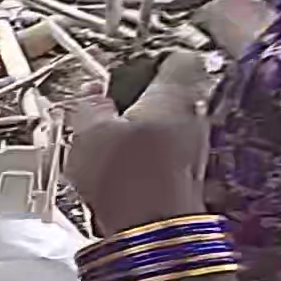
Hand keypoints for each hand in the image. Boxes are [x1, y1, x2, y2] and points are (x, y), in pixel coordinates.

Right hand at [63, 49, 216, 234]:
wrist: (148, 222)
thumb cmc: (122, 174)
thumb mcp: (88, 132)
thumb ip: (89, 105)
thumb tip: (90, 91)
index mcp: (172, 96)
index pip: (177, 57)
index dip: (148, 57)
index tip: (121, 67)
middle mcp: (191, 114)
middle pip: (166, 88)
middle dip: (132, 93)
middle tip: (98, 104)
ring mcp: (191, 140)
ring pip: (161, 116)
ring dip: (131, 120)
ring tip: (98, 134)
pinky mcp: (180, 164)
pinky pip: (158, 141)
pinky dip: (135, 143)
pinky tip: (110, 157)